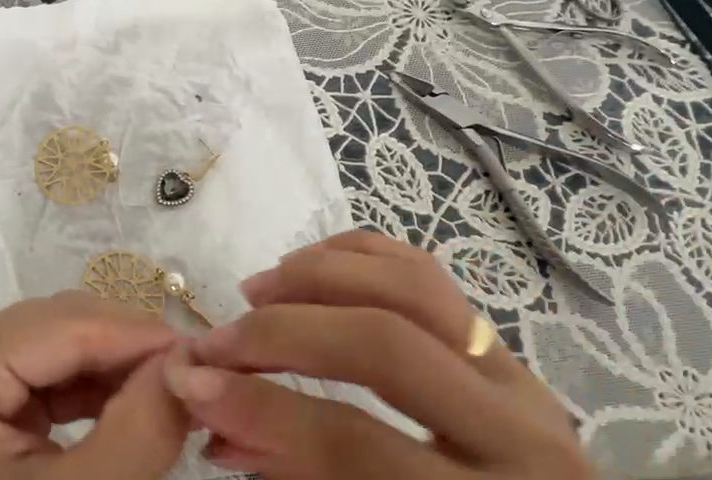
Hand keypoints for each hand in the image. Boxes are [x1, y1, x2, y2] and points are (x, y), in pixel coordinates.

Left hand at [0, 292, 189, 479]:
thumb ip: (135, 431)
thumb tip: (188, 362)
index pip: (63, 326)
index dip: (137, 332)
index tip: (205, 351)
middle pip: (60, 326)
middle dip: (130, 347)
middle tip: (197, 372)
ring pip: (61, 346)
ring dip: (120, 366)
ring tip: (176, 389)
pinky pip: (51, 375)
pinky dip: (97, 389)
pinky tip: (140, 402)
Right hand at [163, 231, 593, 479]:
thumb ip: (296, 472)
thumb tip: (211, 416)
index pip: (355, 441)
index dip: (262, 408)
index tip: (192, 382)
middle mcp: (520, 433)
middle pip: (384, 344)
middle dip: (281, 333)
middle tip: (218, 340)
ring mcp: (519, 378)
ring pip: (409, 285)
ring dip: (316, 276)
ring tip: (255, 290)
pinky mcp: (504, 346)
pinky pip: (424, 272)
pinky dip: (356, 254)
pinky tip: (305, 265)